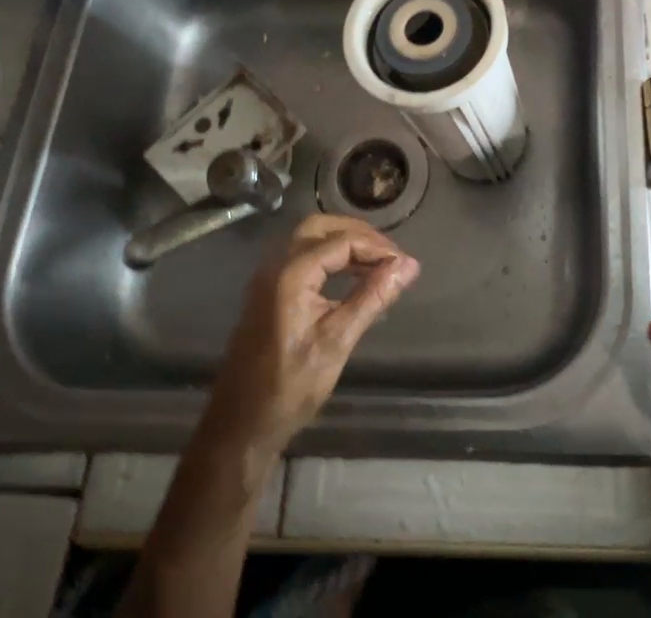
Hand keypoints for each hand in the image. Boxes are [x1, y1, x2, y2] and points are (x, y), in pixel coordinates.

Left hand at [200, 214, 419, 460]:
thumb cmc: (290, 386)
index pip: (342, 241)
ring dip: (345, 244)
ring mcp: (267, 279)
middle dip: (360, 235)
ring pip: (309, 240)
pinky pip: (301, 258)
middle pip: (321, 228)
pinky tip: (352, 279)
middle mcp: (275, 266)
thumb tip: (409, 266)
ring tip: (379, 266)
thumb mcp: (337, 341)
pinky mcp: (267, 293)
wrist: (241, 423)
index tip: (407, 267)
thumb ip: (372, 297)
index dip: (378, 248)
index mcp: (290, 275)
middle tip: (392, 256)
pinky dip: (330, 258)